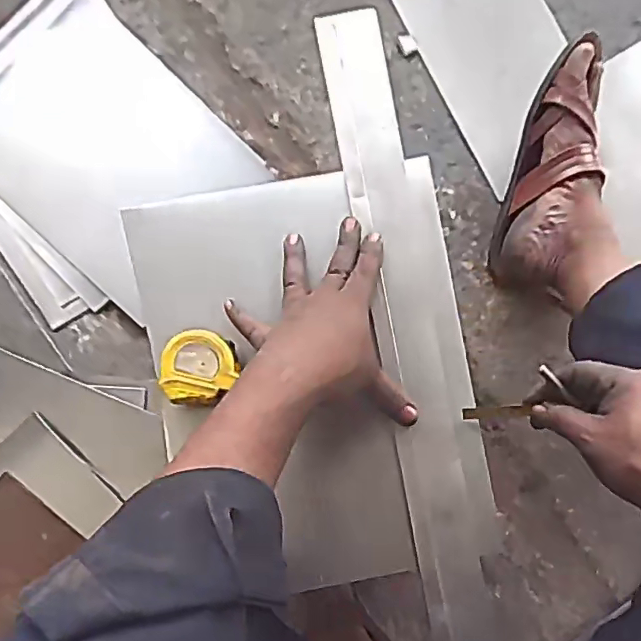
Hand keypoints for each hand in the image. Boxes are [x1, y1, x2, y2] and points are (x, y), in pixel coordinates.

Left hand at [225, 218, 417, 425]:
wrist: (298, 378)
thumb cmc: (335, 373)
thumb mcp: (370, 384)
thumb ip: (388, 397)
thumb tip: (410, 415)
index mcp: (352, 307)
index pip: (366, 274)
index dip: (371, 255)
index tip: (373, 237)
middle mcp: (323, 302)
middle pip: (336, 266)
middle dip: (344, 244)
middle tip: (346, 224)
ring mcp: (294, 314)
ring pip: (295, 280)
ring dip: (294, 260)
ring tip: (292, 240)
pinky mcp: (270, 333)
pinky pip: (252, 322)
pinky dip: (240, 315)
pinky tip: (230, 305)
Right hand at [528, 361, 640, 573]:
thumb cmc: (632, 459)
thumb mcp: (587, 437)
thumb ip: (558, 417)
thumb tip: (535, 409)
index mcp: (624, 379)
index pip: (576, 370)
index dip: (547, 386)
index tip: (528, 407)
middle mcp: (637, 384)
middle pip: (589, 382)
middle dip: (560, 399)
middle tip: (539, 421)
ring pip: (599, 399)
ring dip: (575, 412)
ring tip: (556, 431)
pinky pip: (611, 412)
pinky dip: (591, 421)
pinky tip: (581, 438)